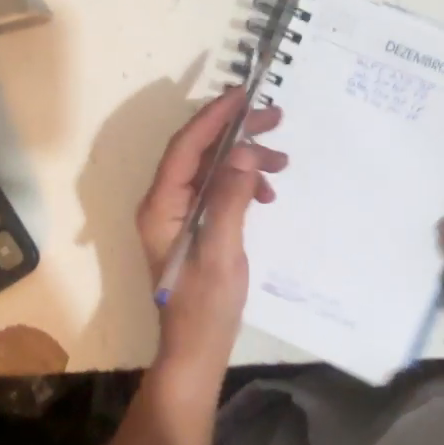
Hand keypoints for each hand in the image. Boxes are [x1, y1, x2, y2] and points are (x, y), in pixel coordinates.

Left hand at [136, 87, 285, 391]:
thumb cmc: (204, 307)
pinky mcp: (195, 227)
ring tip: (282, 162)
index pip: (186, 148)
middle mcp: (164, 204)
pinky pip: (218, 192)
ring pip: (212, 171)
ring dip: (245, 161)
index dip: (214, 117)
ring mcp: (179, 216)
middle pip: (198, 153)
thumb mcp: (221, 252)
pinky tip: (267, 194)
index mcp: (161, 206)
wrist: (196, 350)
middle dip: (235, 133)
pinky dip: (243, 186)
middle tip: (276, 119)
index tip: (244, 95)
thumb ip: (229, 200)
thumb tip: (242, 153)